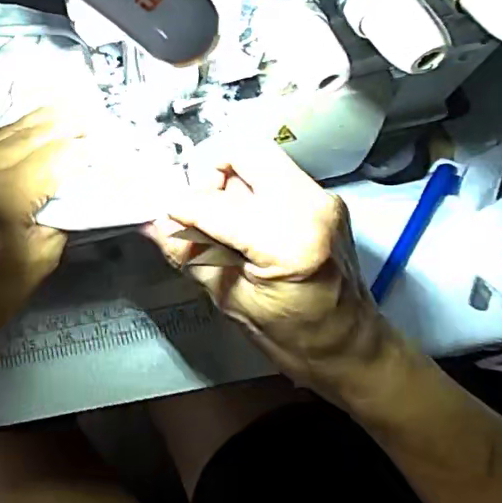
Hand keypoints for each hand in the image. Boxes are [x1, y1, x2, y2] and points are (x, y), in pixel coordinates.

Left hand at [0, 95, 79, 427]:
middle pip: (31, 136)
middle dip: (63, 126)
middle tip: (90, 119)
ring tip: (59, 109)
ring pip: (0, 133)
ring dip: (31, 121)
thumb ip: (57, 220)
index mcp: (10, 192)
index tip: (106, 143)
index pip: (58, 156)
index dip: (84, 148)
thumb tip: (72, 195)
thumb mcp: (37, 264)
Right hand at [146, 138, 424, 412]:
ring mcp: (322, 199)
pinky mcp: (324, 198)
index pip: (217, 206)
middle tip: (199, 209)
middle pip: (244, 155)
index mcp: (291, 242)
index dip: (182, 208)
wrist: (350, 347)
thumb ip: (188, 254)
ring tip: (224, 221)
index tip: (163, 211)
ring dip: (231, 182)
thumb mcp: (229, 299)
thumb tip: (152, 223)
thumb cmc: (293, 338)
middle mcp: (311, 207)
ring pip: (259, 161)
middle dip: (212, 176)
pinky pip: (274, 175)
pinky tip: (245, 224)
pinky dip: (250, 190)